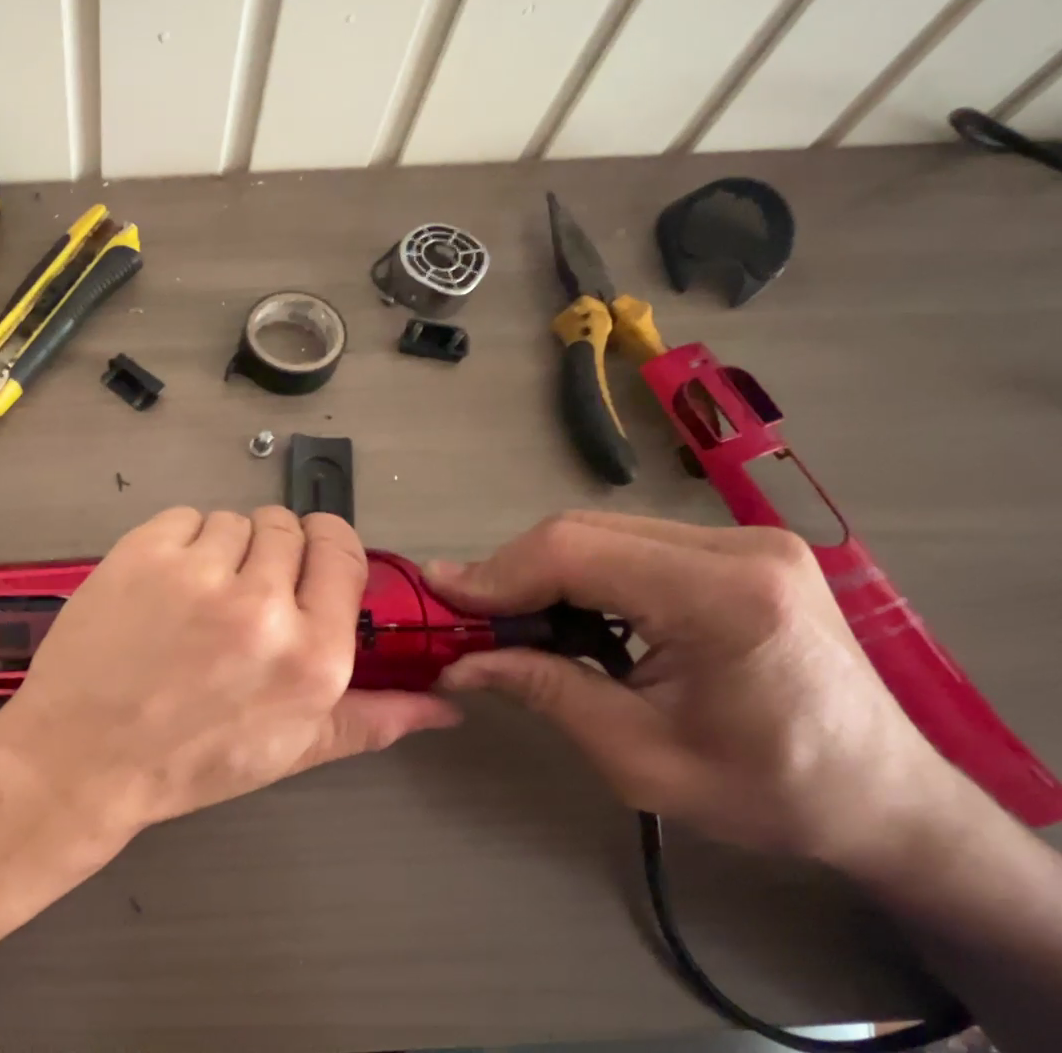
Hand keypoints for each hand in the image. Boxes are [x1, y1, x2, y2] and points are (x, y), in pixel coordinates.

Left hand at [0, 507, 460, 841]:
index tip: (300, 569)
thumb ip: (371, 721)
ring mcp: (199, 572)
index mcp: (314, 657)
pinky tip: (158, 588)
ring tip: (191, 599)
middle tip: (236, 597)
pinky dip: (176, 543)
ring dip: (220, 550)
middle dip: (268, 554)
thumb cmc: (188, 762)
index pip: (343, 552)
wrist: (82, 756)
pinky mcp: (144, 550)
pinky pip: (183, 517)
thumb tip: (444, 708)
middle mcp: (265, 606)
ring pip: (233, 521)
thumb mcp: (289, 751)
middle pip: (287, 527)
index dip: (323, 552)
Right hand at [426, 511, 960, 872]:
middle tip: (468, 622)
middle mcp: (739, 547)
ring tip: (511, 625)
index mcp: (727, 600)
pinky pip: (628, 544)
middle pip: (581, 532)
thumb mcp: (640, 759)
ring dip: (542, 574)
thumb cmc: (770, 791)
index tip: (442, 604)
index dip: (497, 573)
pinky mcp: (737, 548)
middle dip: (512, 574)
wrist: (884, 794)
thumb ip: (546, 693)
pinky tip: (567, 617)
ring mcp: (743, 540)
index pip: (575, 553)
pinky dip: (580, 575)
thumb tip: (455, 663)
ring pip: (598, 531)